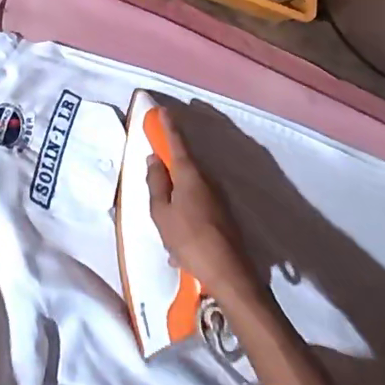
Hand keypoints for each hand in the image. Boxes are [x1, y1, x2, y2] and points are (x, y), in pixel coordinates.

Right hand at [147, 107, 258, 302]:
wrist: (230, 275)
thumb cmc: (189, 240)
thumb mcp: (161, 212)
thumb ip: (156, 183)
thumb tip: (154, 160)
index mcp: (190, 175)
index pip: (177, 143)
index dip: (169, 126)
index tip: (163, 110)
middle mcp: (208, 180)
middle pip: (186, 163)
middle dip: (172, 159)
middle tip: (156, 161)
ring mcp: (219, 198)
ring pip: (192, 184)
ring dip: (178, 189)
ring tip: (164, 210)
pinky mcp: (225, 215)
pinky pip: (199, 201)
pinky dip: (186, 207)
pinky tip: (179, 234)